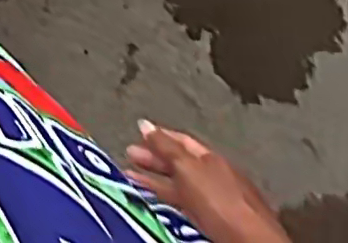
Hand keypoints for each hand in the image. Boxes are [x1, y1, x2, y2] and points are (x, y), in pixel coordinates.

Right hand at [125, 121, 290, 242]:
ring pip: (181, 185)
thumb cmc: (219, 201)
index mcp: (212, 159)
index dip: (158, 135)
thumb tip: (144, 123)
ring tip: (130, 177)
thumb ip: (164, 146)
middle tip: (129, 154)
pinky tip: (153, 199)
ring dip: (156, 179)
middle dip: (154, 158)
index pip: (181, 140)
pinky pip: (186, 204)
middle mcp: (216, 176)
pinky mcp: (217, 224)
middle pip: (180, 163)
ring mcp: (219, 201)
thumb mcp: (187, 168)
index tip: (136, 133)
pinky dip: (167, 198)